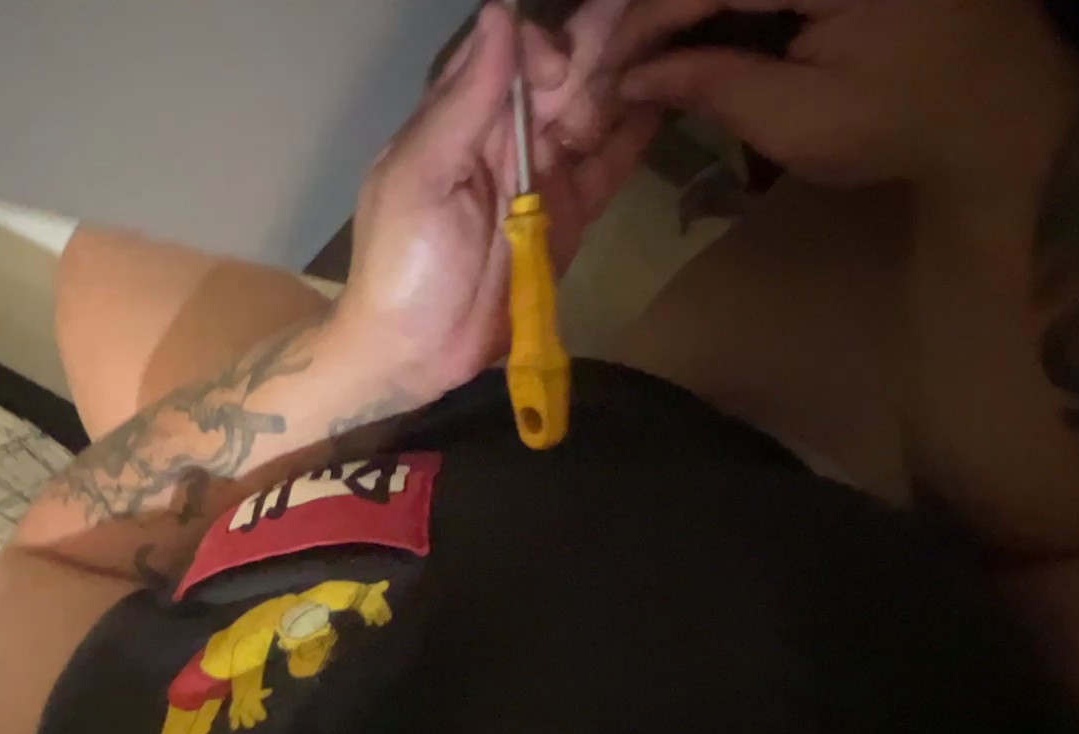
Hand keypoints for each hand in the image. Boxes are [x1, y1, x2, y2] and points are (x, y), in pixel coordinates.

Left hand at [335, 3, 659, 401]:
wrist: (415, 353)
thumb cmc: (403, 266)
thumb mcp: (420, 178)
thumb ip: (461, 102)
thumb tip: (500, 13)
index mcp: (457, 122)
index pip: (508, 55)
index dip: (541, 45)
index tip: (559, 69)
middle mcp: (502, 141)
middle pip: (558, 77)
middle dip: (600, 41)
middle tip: (658, 10)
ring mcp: (537, 181)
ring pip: (588, 113)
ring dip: (626, 77)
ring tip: (675, 36)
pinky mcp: (564, 221)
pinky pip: (604, 171)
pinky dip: (632, 139)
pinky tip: (668, 98)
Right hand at [603, 0, 1078, 199]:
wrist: (1000, 103)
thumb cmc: (901, 125)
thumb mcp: (798, 122)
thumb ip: (712, 89)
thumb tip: (632, 80)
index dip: (644, 24)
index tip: (605, 75)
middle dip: (655, 9)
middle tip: (618, 65)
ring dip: (683, 7)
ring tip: (646, 54)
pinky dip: (716, 5)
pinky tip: (692, 35)